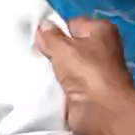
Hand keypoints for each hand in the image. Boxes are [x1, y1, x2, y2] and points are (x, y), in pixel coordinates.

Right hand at [35, 17, 134, 134]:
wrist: (100, 110)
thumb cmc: (86, 72)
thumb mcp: (63, 48)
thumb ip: (50, 37)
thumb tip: (43, 25)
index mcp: (100, 31)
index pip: (72, 25)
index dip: (54, 32)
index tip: (37, 41)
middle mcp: (100, 48)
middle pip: (68, 46)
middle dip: (51, 52)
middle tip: (33, 57)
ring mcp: (93, 71)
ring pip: (64, 66)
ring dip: (51, 70)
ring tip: (34, 71)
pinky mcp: (86, 90)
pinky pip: (64, 83)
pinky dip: (54, 85)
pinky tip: (41, 86)